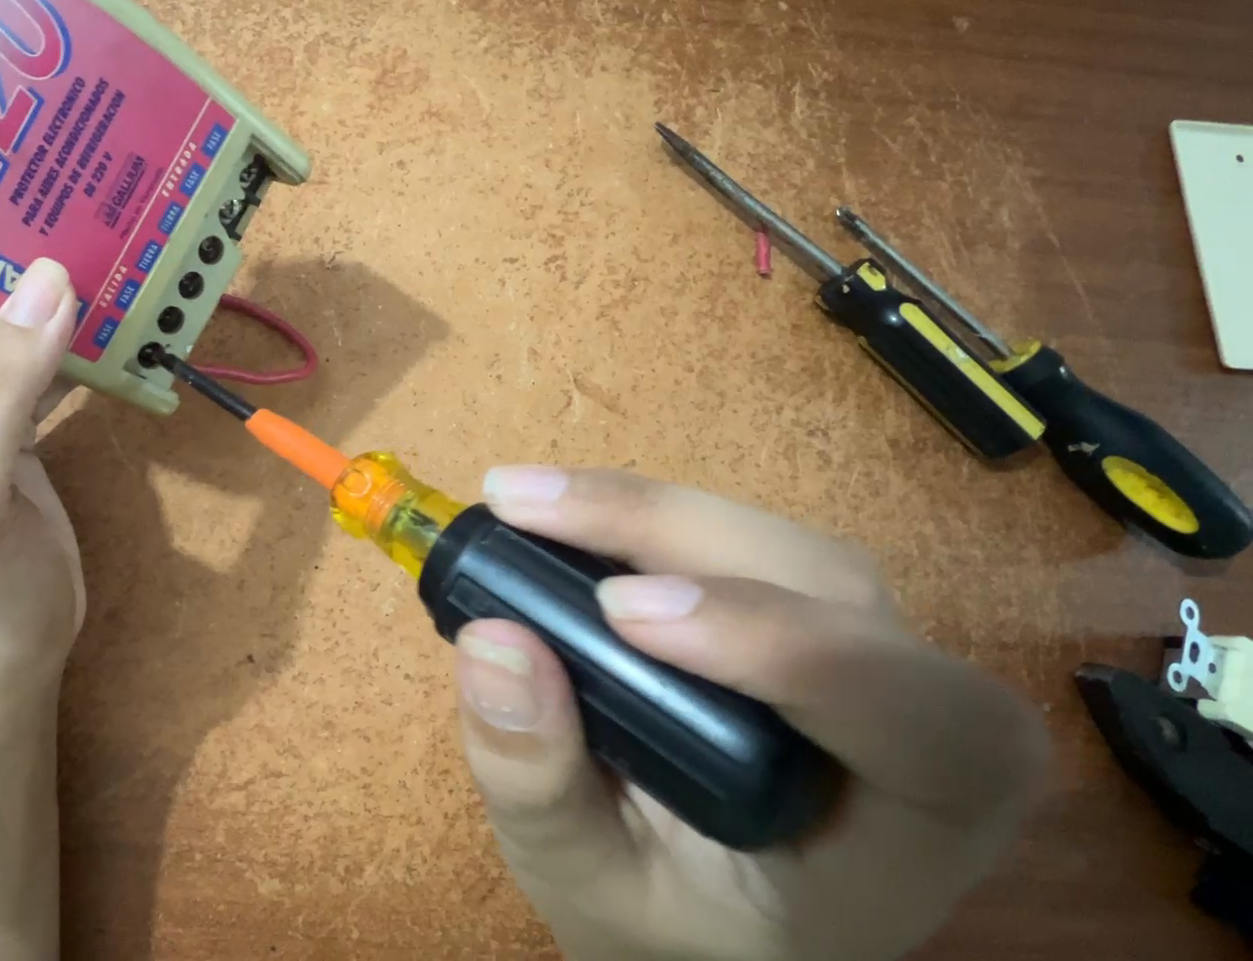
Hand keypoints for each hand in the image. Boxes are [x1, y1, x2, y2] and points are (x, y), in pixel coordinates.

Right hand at [456, 467, 1048, 960]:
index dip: (789, 645)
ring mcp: (852, 646)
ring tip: (524, 502)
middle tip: (523, 510)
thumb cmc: (667, 920)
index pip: (927, 727)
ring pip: (776, 542)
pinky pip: (733, 538)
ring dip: (646, 510)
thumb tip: (493, 639)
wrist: (702, 910)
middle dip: (669, 533)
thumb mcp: (583, 881)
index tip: (621, 614)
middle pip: (826, 586)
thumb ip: (539, 782)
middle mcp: (907, 719)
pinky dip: (641, 515)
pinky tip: (564, 511)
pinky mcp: (790, 606)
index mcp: (906, 834)